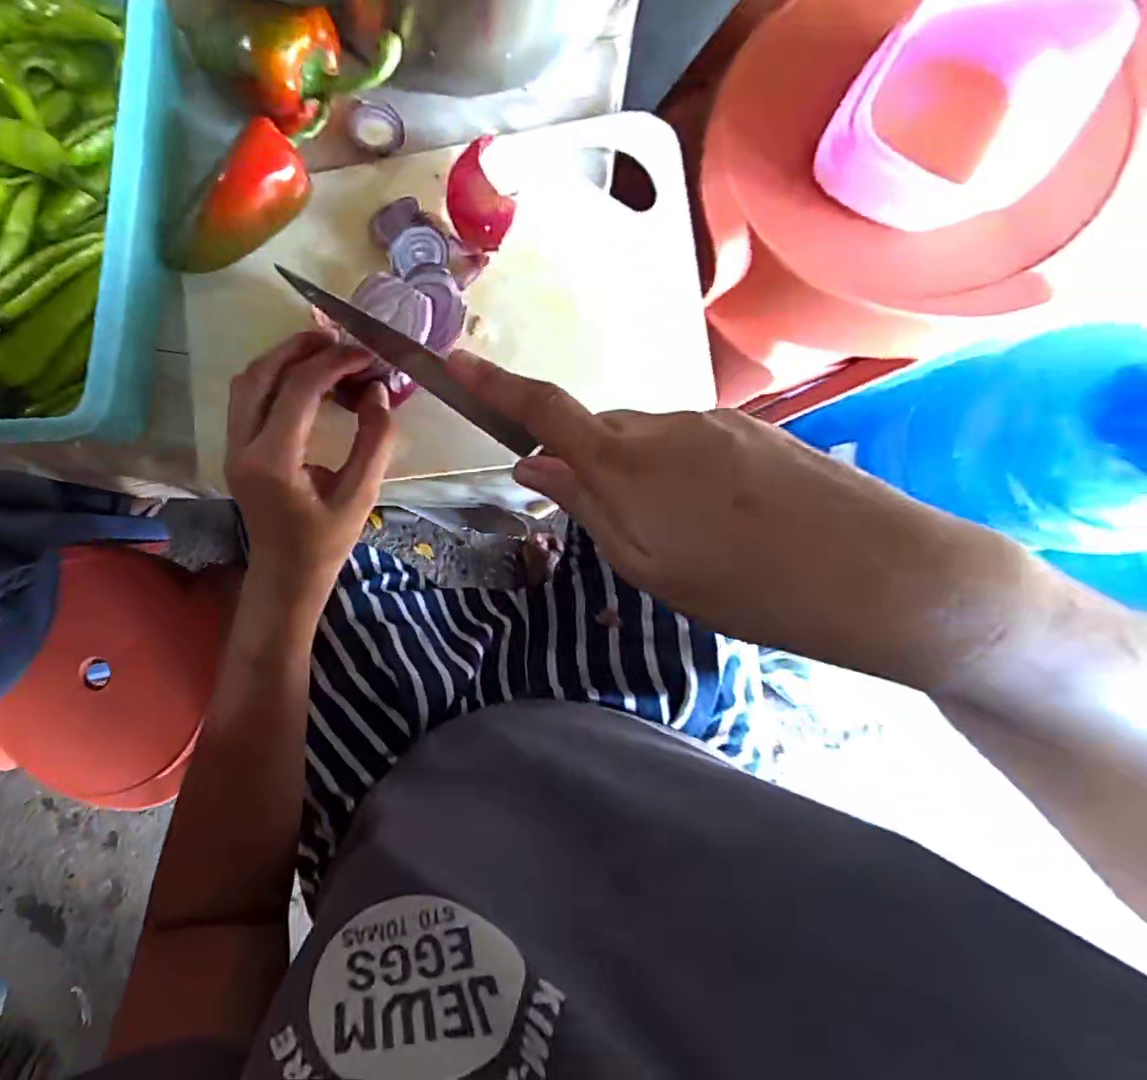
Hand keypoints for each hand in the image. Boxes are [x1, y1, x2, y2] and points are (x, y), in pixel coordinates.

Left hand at [226, 333, 397, 609]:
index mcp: (272, 462)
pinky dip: (273, 379)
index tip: (366, 355)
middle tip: (338, 339)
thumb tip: (377, 389)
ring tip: (324, 353)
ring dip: (281, 360)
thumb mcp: (361, 495)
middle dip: (298, 348)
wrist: (284, 573)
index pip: (298, 389)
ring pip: (246, 383)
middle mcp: (242, 449)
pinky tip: (306, 381)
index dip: (334, 362)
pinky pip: (245, 400)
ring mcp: (232, 449)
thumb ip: (375, 440)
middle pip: (258, 375)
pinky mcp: (235, 451)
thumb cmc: (324, 542)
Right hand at [446, 349, 1031, 690]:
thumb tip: (531, 465)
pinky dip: (675, 470)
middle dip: (583, 462)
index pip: (543, 411)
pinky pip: (685, 441)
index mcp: (626, 462)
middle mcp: (665, 425)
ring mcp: (716, 422)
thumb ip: (583, 505)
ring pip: (642, 438)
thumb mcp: (642, 562)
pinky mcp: (755, 430)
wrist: (895, 579)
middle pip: (595, 429)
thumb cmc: (745, 588)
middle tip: (613, 523)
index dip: (494, 385)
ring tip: (679, 533)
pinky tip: (716, 517)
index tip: (455, 361)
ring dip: (634, 472)